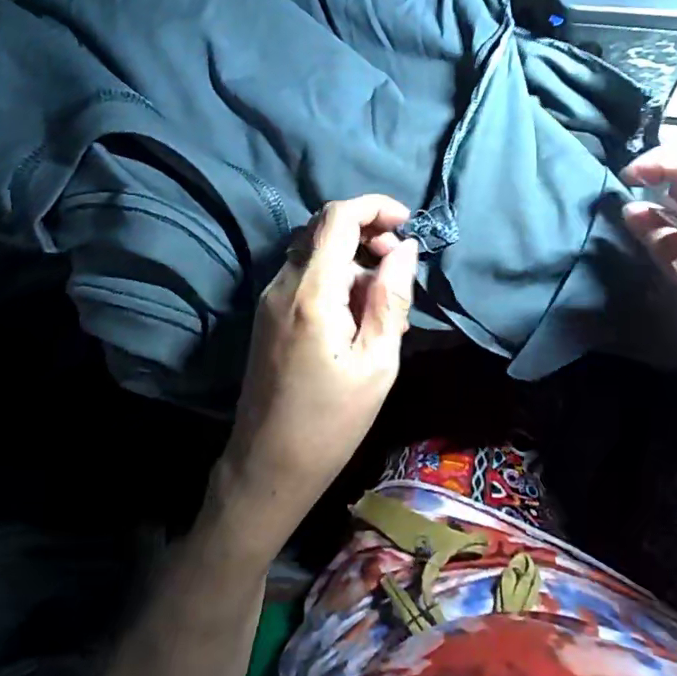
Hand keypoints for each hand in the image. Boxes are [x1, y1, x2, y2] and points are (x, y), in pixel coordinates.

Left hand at [220, 196, 420, 530]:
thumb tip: (405, 249)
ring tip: (385, 303)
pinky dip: (338, 278)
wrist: (268, 467)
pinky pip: (307, 277)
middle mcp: (282, 286)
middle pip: (324, 229)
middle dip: (368, 233)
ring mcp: (270, 300)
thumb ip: (390, 297)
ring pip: (317, 253)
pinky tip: (359, 316)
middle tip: (401, 268)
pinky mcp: (269, 316)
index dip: (375, 207)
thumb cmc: (331, 421)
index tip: (408, 225)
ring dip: (355, 259)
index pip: (336, 218)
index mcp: (310, 294)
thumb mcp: (377, 361)